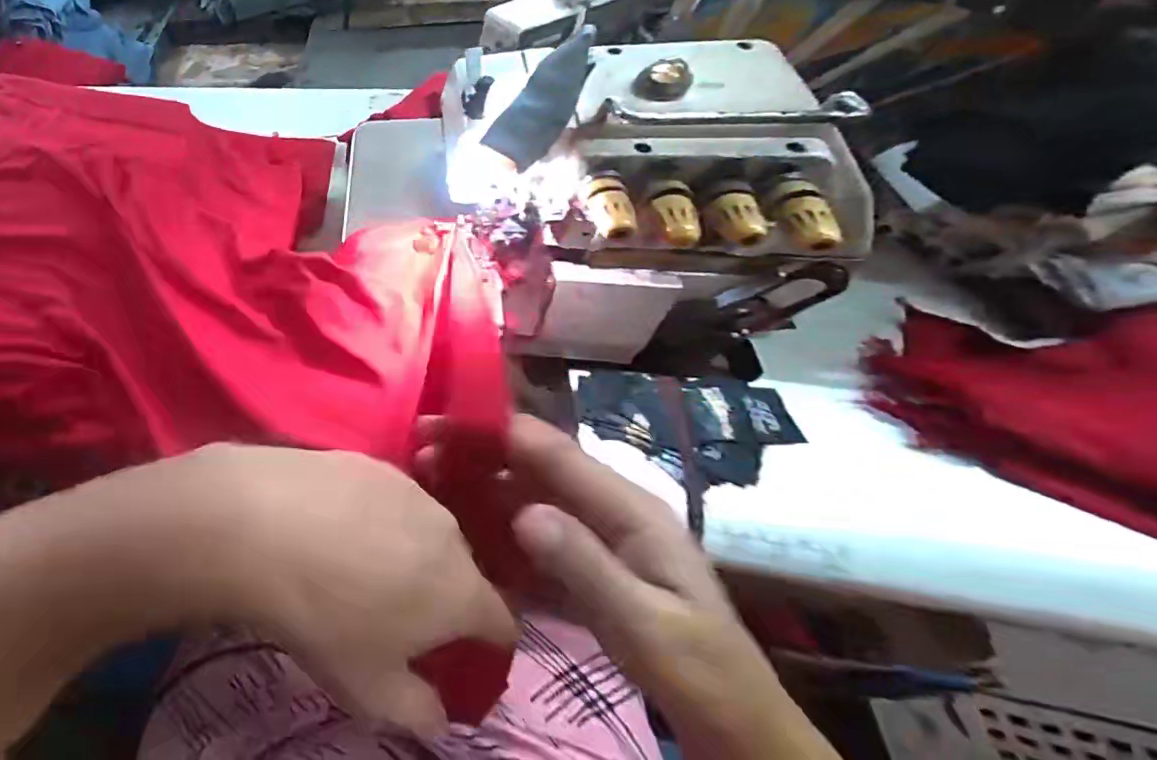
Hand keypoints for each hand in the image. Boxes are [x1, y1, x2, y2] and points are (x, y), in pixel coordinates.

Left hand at [167, 445, 518, 736]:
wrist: (257, 522)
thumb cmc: (323, 616)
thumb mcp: (370, 691)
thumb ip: (419, 711)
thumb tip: (435, 712)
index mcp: (462, 589)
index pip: (499, 623)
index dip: (481, 647)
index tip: (448, 658)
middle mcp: (445, 527)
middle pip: (458, 568)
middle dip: (438, 592)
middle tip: (390, 611)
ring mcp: (403, 483)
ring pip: (418, 526)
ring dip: (401, 546)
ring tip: (351, 563)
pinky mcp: (362, 457)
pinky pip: (380, 495)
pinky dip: (366, 512)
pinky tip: (325, 523)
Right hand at [421, 417, 838, 759]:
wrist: (739, 731)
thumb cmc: (701, 674)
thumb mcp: (648, 627)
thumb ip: (586, 567)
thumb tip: (523, 511)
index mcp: (629, 507)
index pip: (550, 449)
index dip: (491, 429)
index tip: (436, 426)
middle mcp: (607, 508)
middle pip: (530, 465)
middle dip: (474, 454)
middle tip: (417, 455)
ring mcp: (594, 534)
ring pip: (524, 495)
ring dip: (476, 486)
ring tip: (424, 484)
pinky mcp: (582, 563)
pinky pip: (528, 532)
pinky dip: (492, 526)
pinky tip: (457, 531)